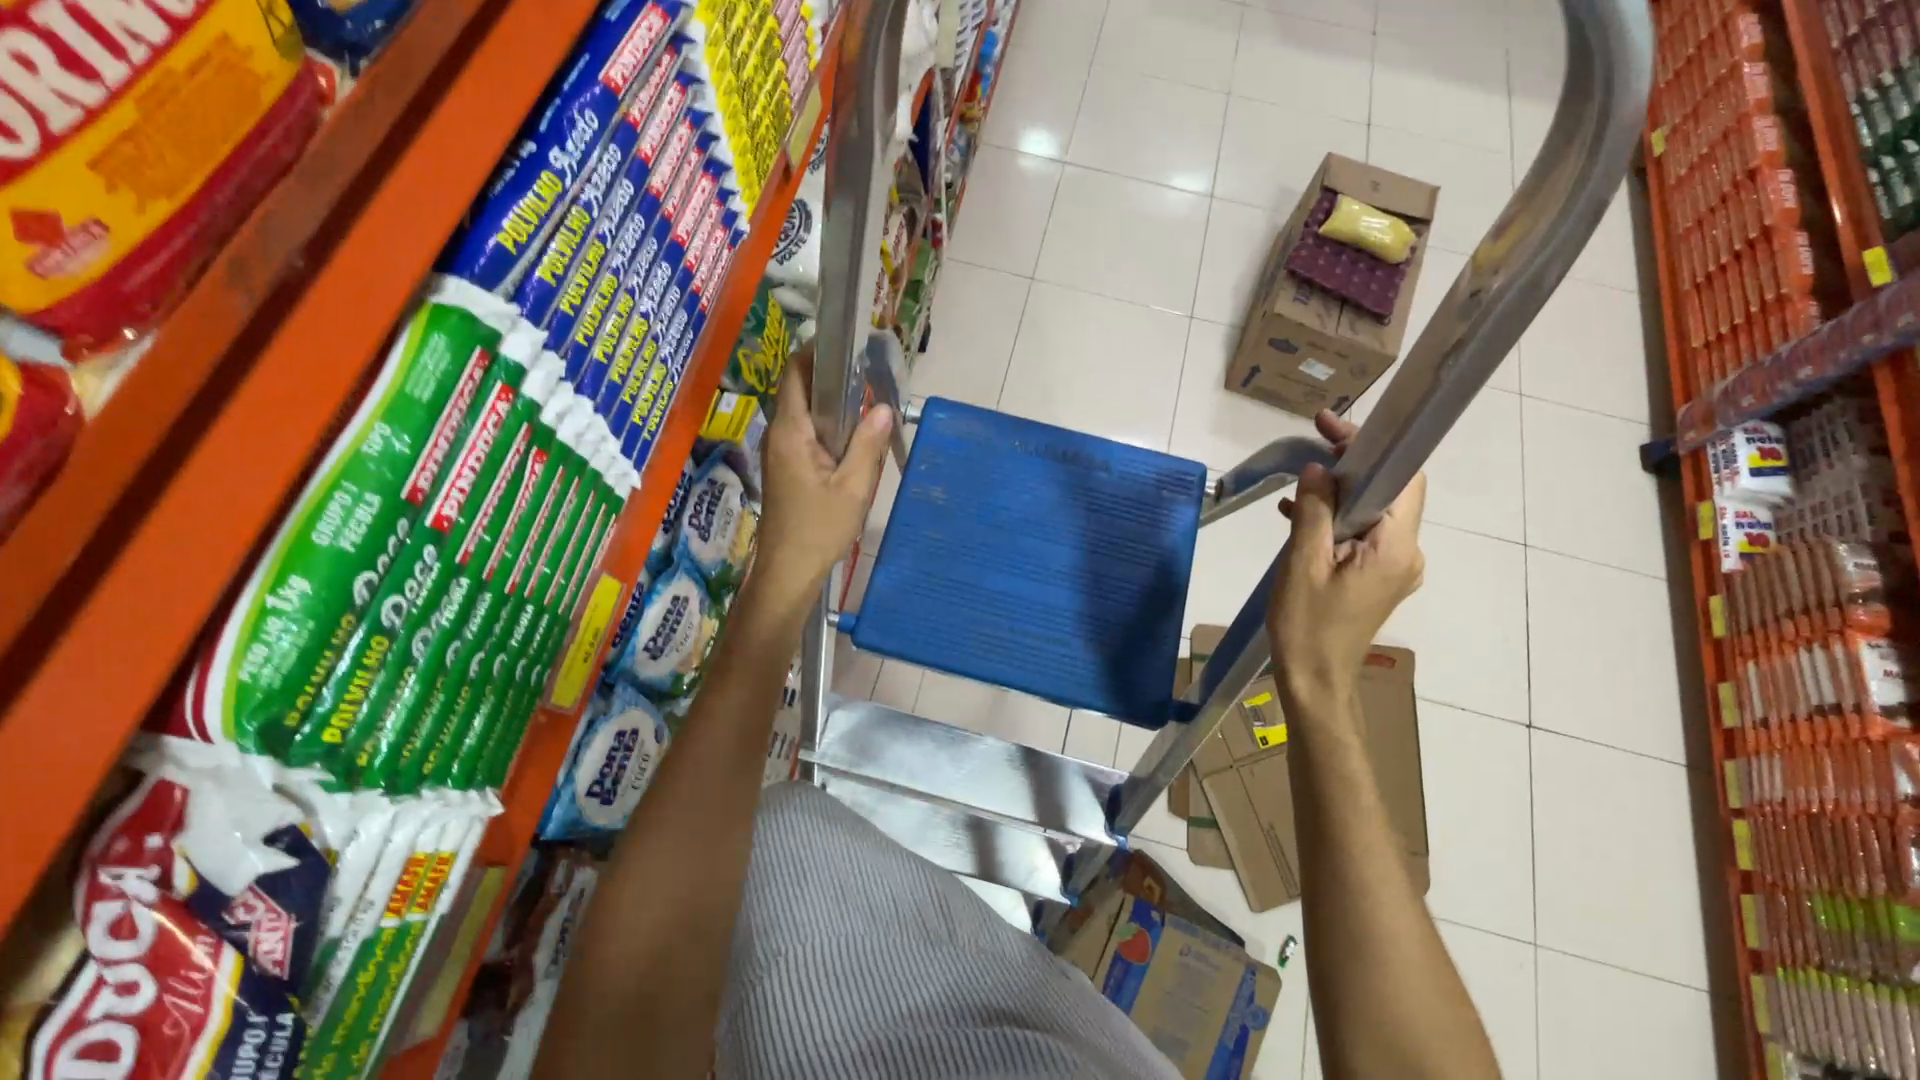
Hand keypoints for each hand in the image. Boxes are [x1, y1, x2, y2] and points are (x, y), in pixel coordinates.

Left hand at [752, 354, 893, 606]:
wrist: (789, 570)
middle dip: (830, 377)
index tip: (848, 347)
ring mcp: (779, 451)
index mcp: (791, 432)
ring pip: (804, 413)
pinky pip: (805, 433)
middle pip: (800, 389)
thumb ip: (868, 444)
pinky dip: (827, 426)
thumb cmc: (819, 529)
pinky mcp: (785, 467)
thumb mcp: (854, 487)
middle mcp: (779, 434)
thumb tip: (885, 408)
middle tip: (869, 376)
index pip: (795, 373)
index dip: (816, 352)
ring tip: (867, 402)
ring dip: (831, 404)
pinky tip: (853, 439)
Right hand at [1269, 410, 1425, 699]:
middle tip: (1313, 445)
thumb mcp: (1302, 564)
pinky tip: (1300, 517)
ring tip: (1299, 485)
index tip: (1333, 429)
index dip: (1372, 446)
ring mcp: (1396, 567)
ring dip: (1340, 493)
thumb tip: (1319, 469)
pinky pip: (1364, 534)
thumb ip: (1314, 512)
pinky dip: (1336, 520)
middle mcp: (1408, 553)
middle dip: (1353, 464)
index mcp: (1396, 548)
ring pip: (1374, 512)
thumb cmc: (1307, 626)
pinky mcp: (1380, 577)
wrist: (1315, 680)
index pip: (1402, 478)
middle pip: (1390, 491)